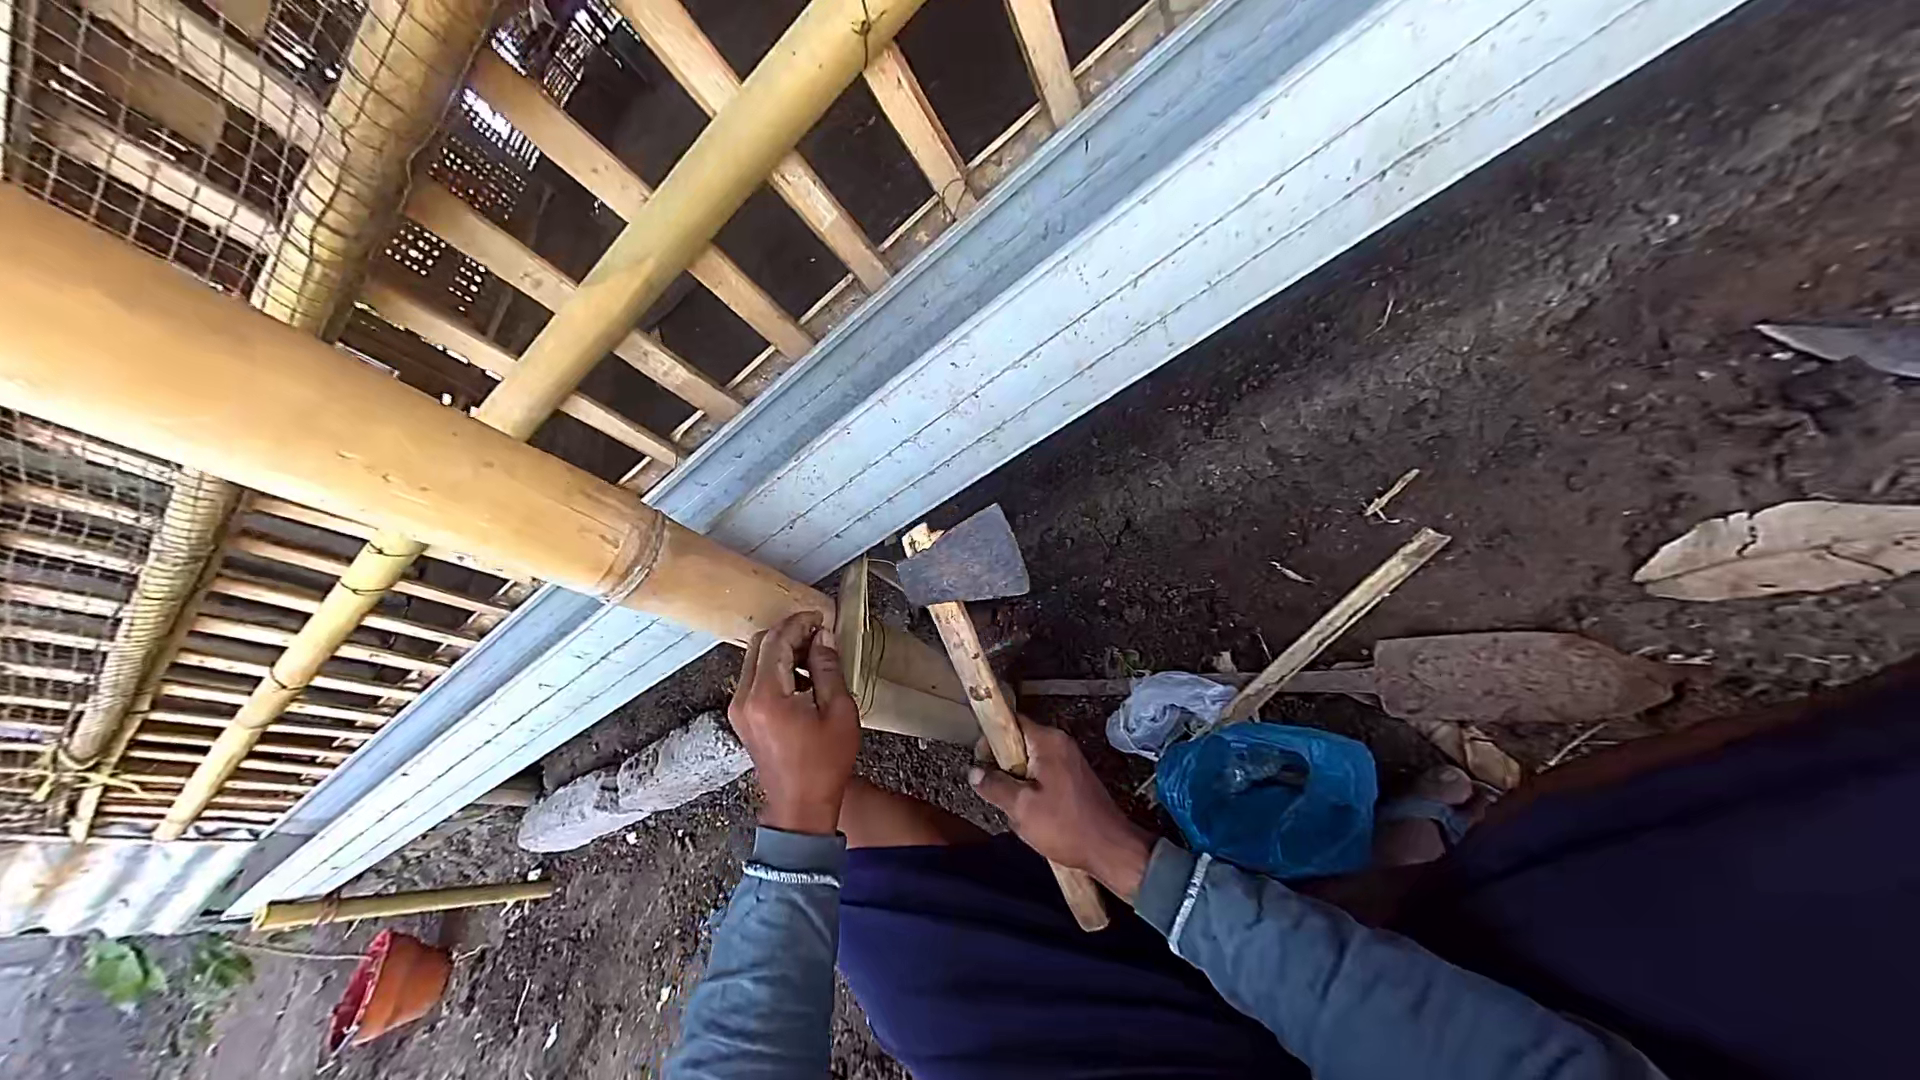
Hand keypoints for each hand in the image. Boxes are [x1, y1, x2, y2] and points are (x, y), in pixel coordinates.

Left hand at [729, 611, 861, 835]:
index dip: (800, 623)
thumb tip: (824, 638)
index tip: (821, 617)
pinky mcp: (743, 717)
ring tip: (816, 652)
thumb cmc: (823, 765)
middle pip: (760, 645)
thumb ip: (828, 668)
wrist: (800, 806)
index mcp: (766, 696)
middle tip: (820, 632)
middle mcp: (744, 698)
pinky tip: (804, 674)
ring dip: (783, 649)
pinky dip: (777, 667)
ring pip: (755, 659)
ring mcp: (739, 708)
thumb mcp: (838, 711)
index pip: (776, 641)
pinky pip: (756, 678)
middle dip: (790, 632)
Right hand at [969, 718, 1155, 900]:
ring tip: (1018, 807)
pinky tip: (1034, 813)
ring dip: (1018, 782)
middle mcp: (1060, 743)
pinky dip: (1033, 789)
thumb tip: (974, 772)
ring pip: (1029, 761)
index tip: (981, 763)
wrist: (1110, 849)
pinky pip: (1043, 773)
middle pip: (1019, 743)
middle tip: (998, 792)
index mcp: (1048, 742)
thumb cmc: (1067, 826)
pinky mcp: (1073, 776)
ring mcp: (1069, 759)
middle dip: (1004, 767)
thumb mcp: (1021, 808)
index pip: (1011, 722)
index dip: (991, 740)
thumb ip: (994, 786)